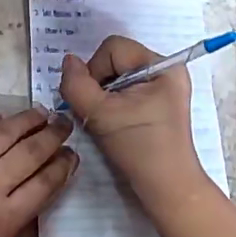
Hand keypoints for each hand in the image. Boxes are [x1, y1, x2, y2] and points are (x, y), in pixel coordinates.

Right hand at [58, 36, 204, 202]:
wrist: (167, 188)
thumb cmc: (139, 148)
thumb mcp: (100, 114)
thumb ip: (76, 85)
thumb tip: (68, 62)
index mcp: (161, 65)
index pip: (112, 48)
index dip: (94, 71)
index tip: (96, 102)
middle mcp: (166, 70)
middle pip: (115, 59)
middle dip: (99, 83)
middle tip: (99, 112)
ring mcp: (164, 87)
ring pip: (118, 76)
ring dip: (104, 95)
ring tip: (107, 120)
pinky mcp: (159, 103)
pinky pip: (127, 90)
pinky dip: (113, 103)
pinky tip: (114, 123)